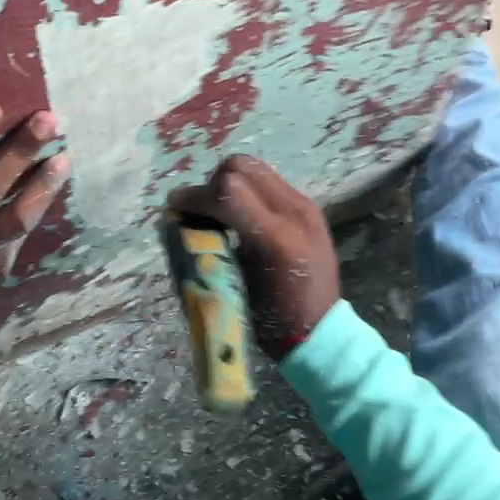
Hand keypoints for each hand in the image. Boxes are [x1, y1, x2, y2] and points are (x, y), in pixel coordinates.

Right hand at [166, 155, 340, 358]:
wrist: (323, 333)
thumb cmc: (272, 322)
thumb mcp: (233, 289)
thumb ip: (206, 249)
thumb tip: (177, 222)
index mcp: (276, 239)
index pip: (228, 190)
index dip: (195, 197)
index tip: (176, 209)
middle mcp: (294, 212)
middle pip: (240, 167)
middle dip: (212, 185)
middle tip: (203, 212)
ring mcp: (304, 206)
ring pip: (254, 167)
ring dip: (230, 184)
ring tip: (222, 214)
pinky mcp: (308, 207)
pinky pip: (268, 181)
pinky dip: (247, 191)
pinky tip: (243, 218)